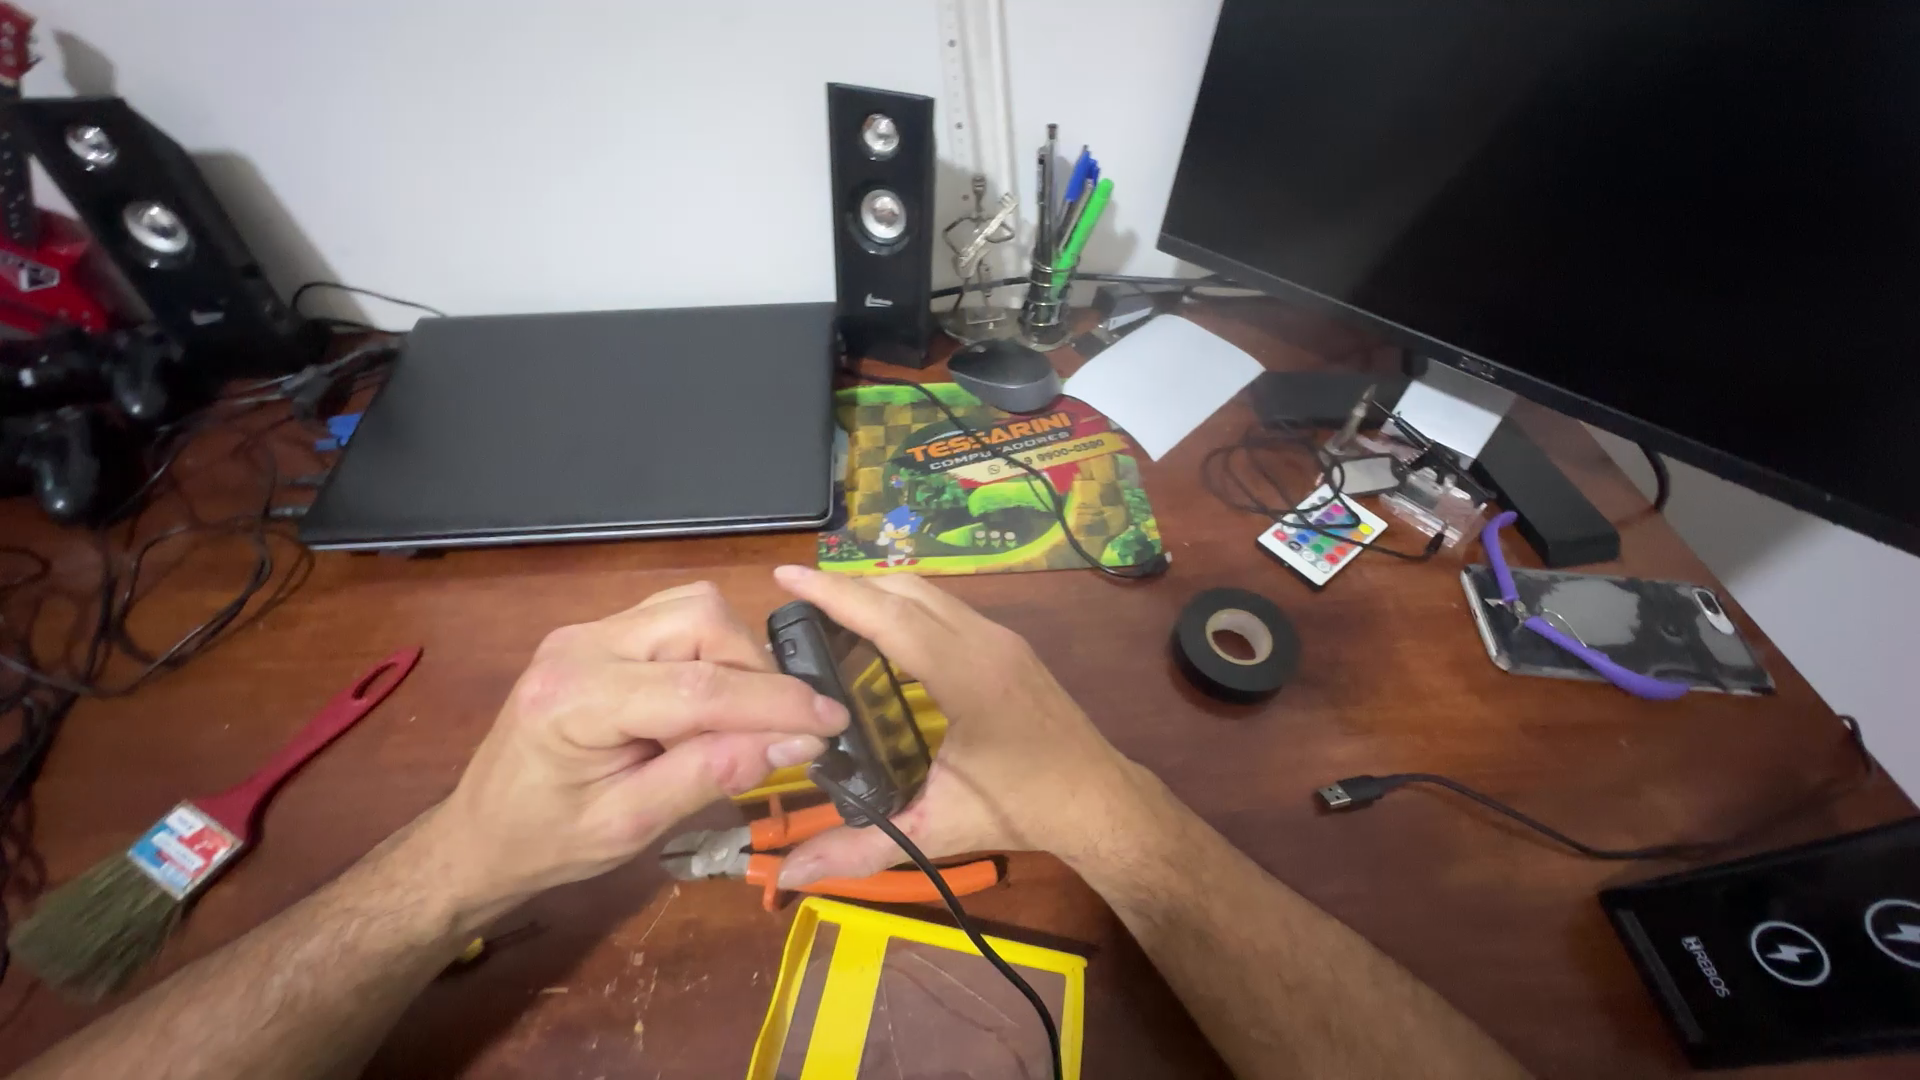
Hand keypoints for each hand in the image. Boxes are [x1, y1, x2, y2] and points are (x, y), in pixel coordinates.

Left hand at [424, 582, 848, 908]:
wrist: (478, 833)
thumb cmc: (547, 843)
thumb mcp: (631, 826)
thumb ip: (713, 774)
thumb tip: (800, 742)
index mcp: (576, 700)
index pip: (699, 687)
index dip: (776, 703)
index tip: (833, 723)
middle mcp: (582, 643)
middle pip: (702, 618)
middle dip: (756, 669)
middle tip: (774, 726)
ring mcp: (591, 629)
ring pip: (697, 607)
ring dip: (739, 655)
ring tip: (742, 713)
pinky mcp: (603, 630)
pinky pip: (682, 617)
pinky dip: (717, 650)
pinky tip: (712, 694)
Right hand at [769, 564, 1136, 887]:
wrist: (1098, 798)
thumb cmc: (1022, 808)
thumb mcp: (938, 828)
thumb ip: (864, 846)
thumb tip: (793, 873)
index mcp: (968, 674)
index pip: (891, 618)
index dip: (834, 594)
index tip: (786, 575)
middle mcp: (985, 641)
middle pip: (907, 591)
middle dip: (850, 585)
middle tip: (800, 598)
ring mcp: (1001, 638)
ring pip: (930, 593)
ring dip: (880, 592)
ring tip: (833, 610)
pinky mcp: (1008, 644)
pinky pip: (947, 608)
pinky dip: (907, 606)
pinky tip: (885, 631)